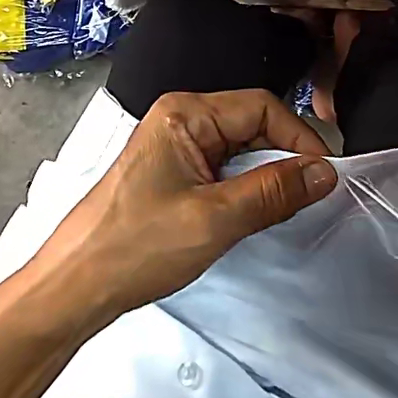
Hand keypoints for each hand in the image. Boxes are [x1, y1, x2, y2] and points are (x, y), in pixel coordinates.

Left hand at [38, 90, 337, 313]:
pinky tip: (254, 211)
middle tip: (307, 193)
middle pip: (254, 124)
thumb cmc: (132, 248)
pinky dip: (248, 187)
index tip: (322, 174)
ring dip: (267, 175)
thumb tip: (325, 173)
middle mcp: (181, 121)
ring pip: (243, 149)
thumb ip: (275, 191)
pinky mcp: (176, 173)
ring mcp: (177, 147)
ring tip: (282, 206)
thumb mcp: (215, 219)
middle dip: (284, 158)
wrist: (71, 290)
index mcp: (185, 115)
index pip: (263, 108)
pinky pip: (227, 168)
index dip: (299, 138)